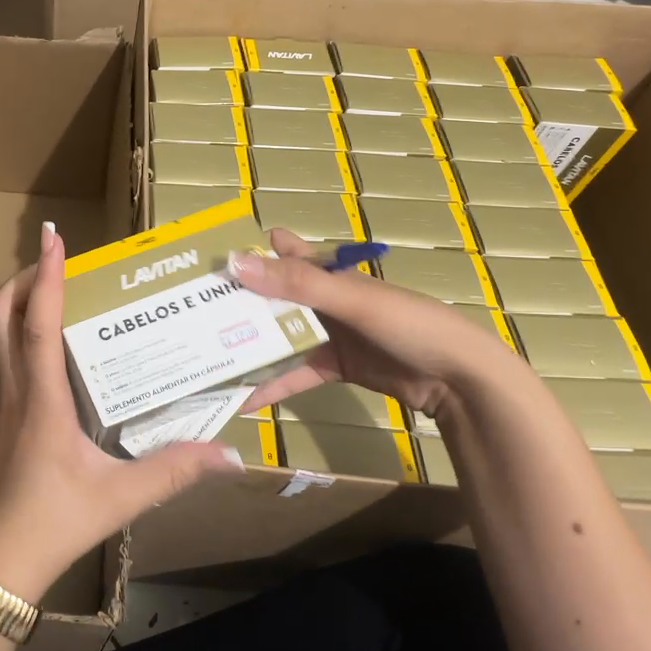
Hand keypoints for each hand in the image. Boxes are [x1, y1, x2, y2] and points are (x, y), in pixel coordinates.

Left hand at [0, 222, 243, 602]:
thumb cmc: (52, 524)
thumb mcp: (118, 499)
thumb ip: (172, 472)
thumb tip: (229, 456)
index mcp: (42, 400)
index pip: (37, 324)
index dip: (47, 277)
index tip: (53, 236)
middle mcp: (16, 391)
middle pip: (1, 316)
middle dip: (25, 279)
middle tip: (58, 261)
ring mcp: (2, 404)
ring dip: (21, 305)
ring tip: (61, 293)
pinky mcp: (1, 419)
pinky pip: (7, 361)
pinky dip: (24, 337)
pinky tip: (57, 352)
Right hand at [232, 228, 517, 417]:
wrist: (461, 381)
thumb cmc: (410, 325)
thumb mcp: (352, 300)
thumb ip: (296, 284)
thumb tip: (235, 263)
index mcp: (330, 272)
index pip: (283, 252)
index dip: (249, 252)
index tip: (207, 259)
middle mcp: (325, 299)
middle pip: (273, 296)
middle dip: (237, 302)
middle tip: (190, 312)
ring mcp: (330, 334)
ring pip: (280, 335)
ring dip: (250, 344)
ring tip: (207, 355)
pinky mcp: (336, 367)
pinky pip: (296, 372)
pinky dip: (273, 384)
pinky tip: (244, 398)